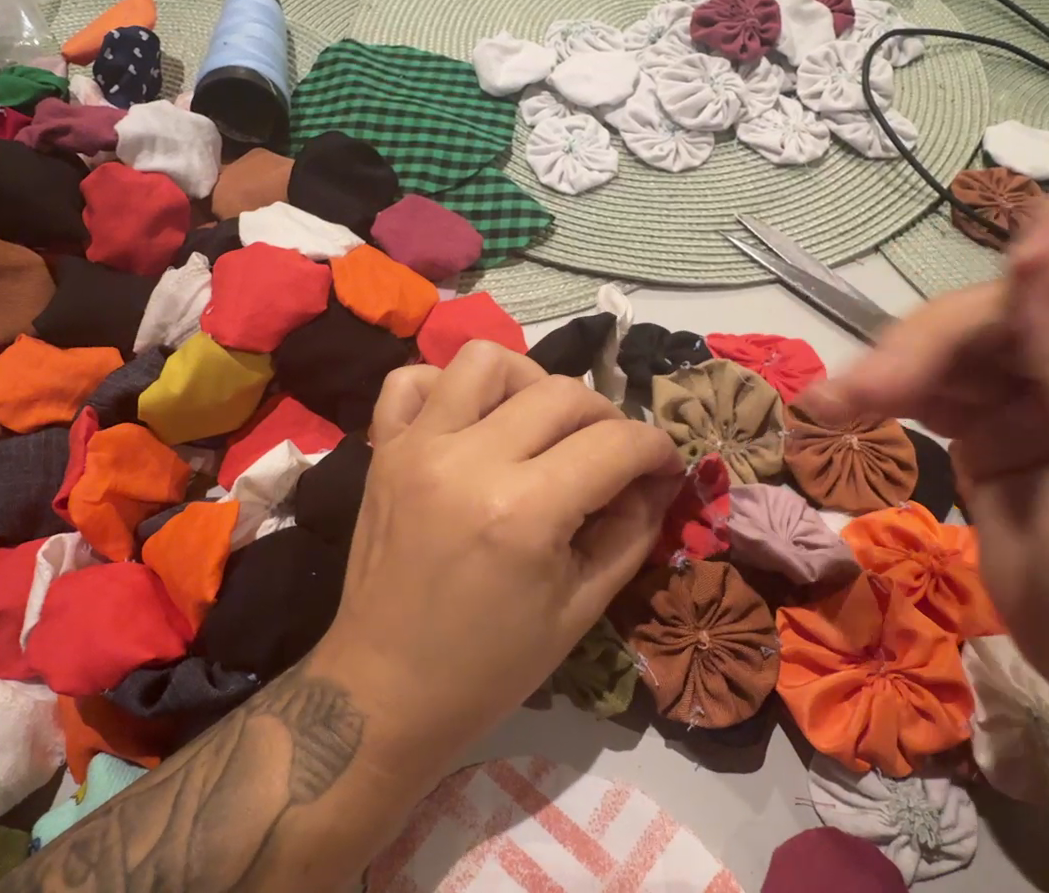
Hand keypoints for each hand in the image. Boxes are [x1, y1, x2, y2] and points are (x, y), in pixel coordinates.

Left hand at [309, 341, 681, 769]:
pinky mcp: (383, 451)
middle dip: (608, 417)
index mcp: (524, 512)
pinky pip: (412, 380)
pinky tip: (472, 423)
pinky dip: (448, 387)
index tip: (665, 466)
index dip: (657, 449)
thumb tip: (656, 479)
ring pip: (487, 360)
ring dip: (532, 382)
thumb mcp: (580, 609)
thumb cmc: (490, 666)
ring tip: (541, 427)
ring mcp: (418, 448)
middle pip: (562, 392)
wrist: (385, 688)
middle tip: (613, 456)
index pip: (615, 443)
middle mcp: (469, 461)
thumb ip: (629, 532)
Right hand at [801, 186, 1048, 730]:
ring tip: (832, 407)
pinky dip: (883, 394)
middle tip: (870, 388)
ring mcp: (1048, 391)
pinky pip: (931, 387)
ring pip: (962, 338)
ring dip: (894, 364)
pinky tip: (840, 412)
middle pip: (1019, 294)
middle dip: (941, 333)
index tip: (1011, 265)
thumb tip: (1046, 247)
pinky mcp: (990, 428)